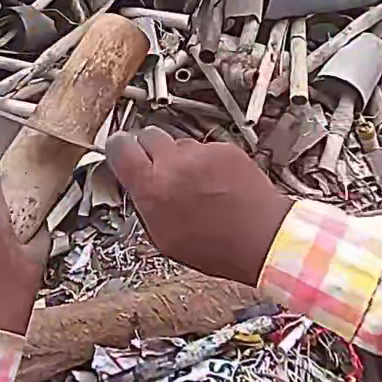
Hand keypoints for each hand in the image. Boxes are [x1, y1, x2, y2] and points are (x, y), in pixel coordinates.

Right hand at [104, 127, 292, 285]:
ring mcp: (200, 153)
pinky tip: (213, 182)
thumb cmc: (216, 246)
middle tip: (156, 167)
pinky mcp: (223, 148)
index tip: (121, 153)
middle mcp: (173, 163)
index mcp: (151, 187)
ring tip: (193, 183)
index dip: (118, 149)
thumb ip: (143, 204)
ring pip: (177, 142)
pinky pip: (204, 147)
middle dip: (148, 149)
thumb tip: (134, 186)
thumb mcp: (162, 237)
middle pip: (147, 135)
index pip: (119, 147)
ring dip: (178, 157)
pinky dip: (204, 160)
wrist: (263, 238)